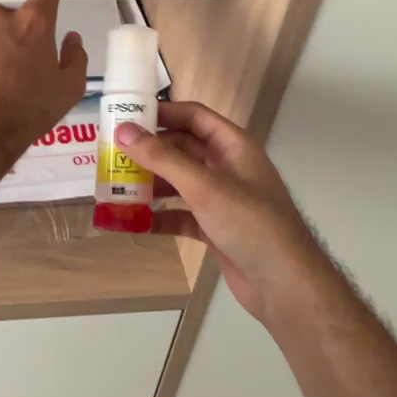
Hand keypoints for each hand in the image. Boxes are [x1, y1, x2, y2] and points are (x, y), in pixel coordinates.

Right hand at [113, 103, 333, 320]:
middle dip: (149, 152)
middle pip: (182, 149)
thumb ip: (163, 158)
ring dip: (150, 184)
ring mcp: (221, 199)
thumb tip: (124, 132)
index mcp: (233, 146)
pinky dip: (159, 216)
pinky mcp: (214, 227)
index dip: (163, 113)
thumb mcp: (203, 186)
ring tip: (115, 187)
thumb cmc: (250, 223)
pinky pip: (180, 214)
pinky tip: (132, 221)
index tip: (126, 117)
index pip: (194, 117)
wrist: (284, 283)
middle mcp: (227, 168)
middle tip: (112, 154)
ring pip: (179, 182)